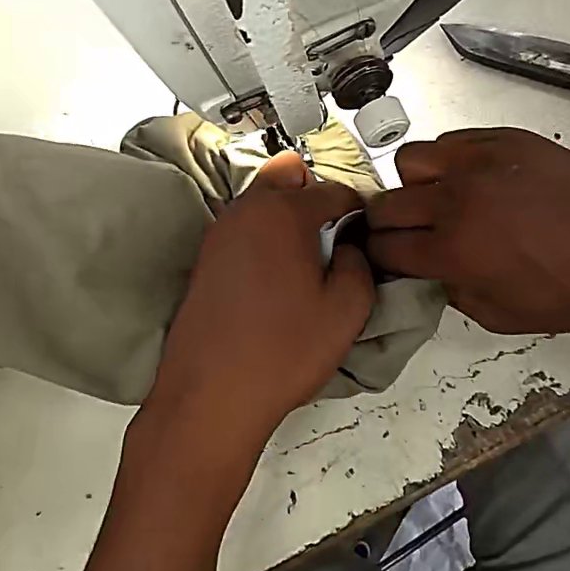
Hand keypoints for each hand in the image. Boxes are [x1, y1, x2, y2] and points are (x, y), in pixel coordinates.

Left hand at [145, 152, 374, 447]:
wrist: (211, 396)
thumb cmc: (281, 353)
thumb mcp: (348, 309)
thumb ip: (360, 264)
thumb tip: (351, 249)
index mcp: (283, 214)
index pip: (334, 189)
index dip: (358, 209)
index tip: (364, 231)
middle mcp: (245, 212)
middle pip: (287, 174)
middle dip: (315, 193)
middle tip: (333, 233)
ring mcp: (219, 233)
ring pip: (262, 199)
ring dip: (287, 214)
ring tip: (307, 259)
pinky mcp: (205, 259)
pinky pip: (244, 227)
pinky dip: (264, 235)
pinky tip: (277, 276)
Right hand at [366, 128, 569, 333]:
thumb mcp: (502, 317)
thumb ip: (452, 294)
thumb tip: (432, 273)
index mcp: (454, 251)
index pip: (385, 249)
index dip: (379, 259)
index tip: (386, 261)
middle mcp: (457, 200)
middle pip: (386, 204)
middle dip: (386, 226)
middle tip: (409, 236)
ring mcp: (481, 162)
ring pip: (411, 160)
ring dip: (414, 186)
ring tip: (442, 201)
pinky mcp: (506, 139)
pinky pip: (453, 140)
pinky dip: (450, 161)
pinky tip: (475, 181)